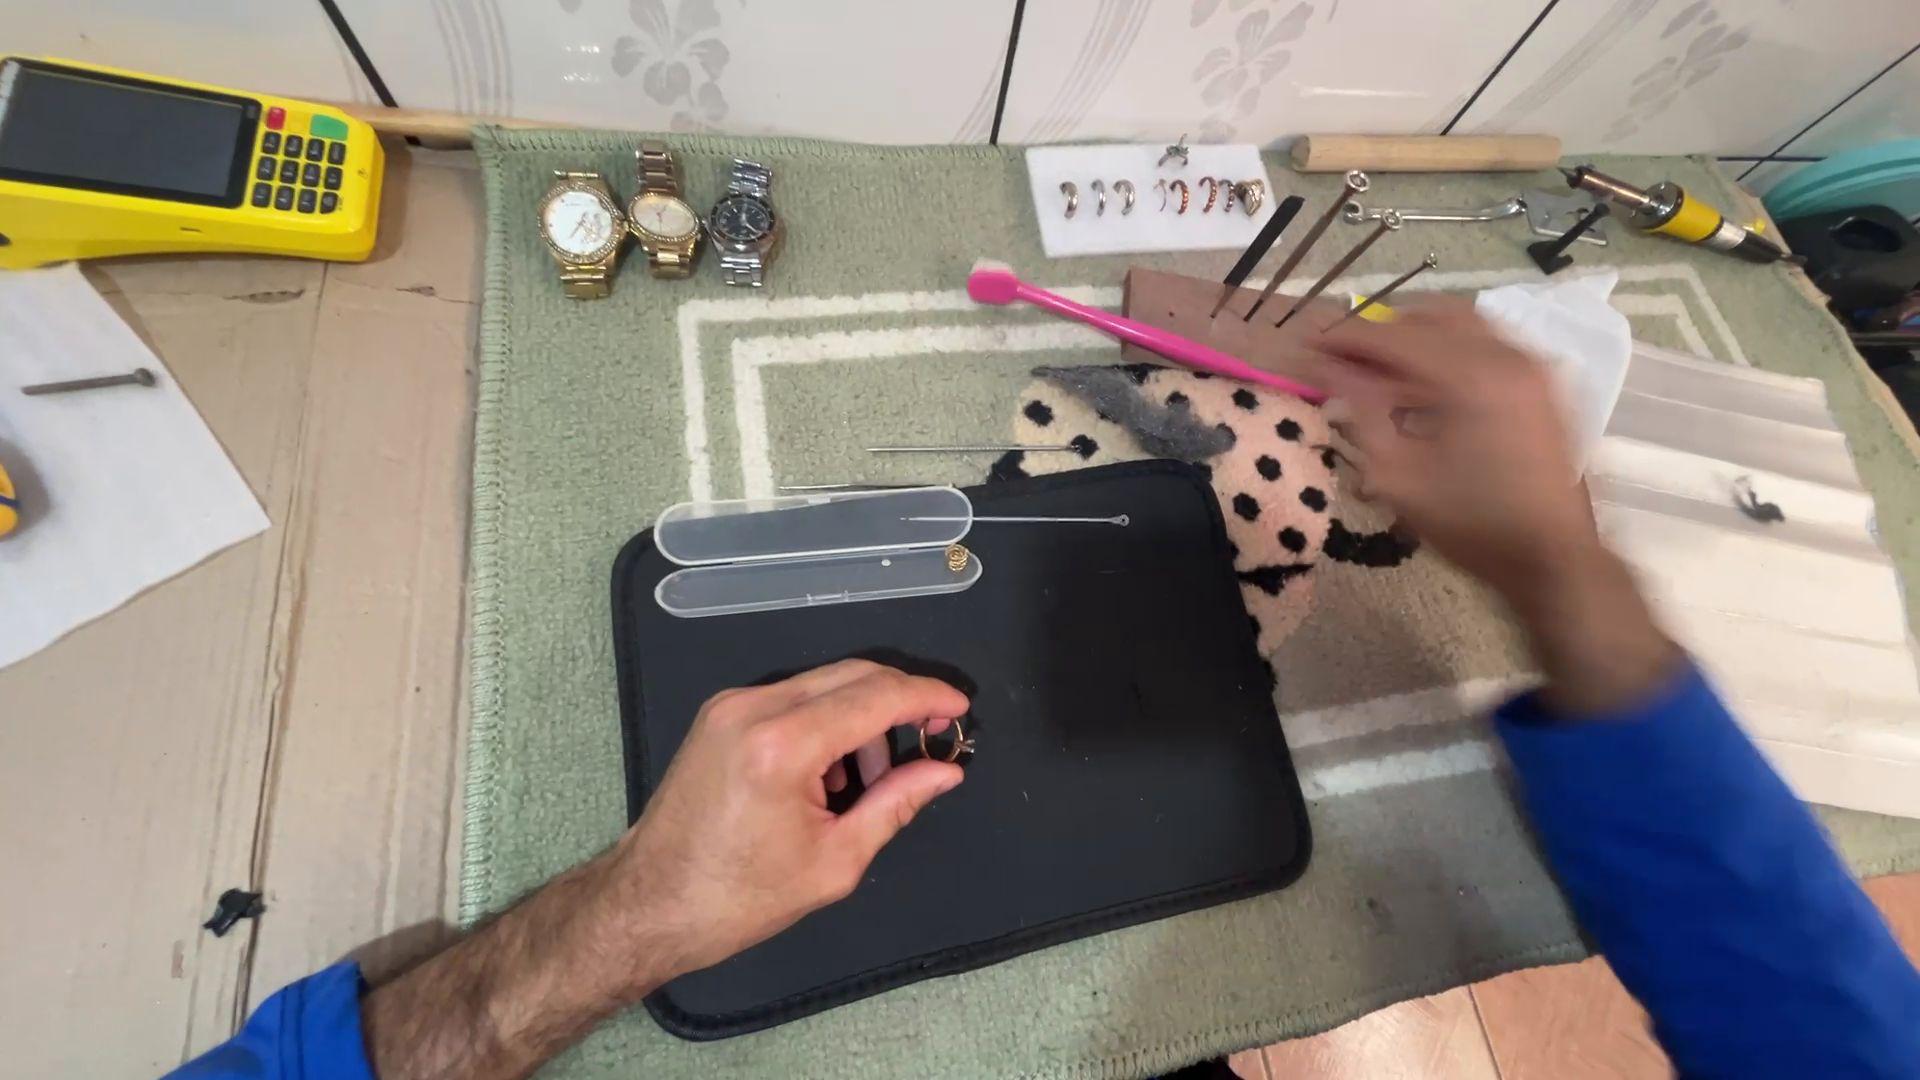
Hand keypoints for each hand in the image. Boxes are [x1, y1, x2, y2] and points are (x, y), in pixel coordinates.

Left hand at [362, 660, 966, 1079]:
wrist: (647, 903)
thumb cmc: (740, 897)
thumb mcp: (834, 862)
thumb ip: (896, 803)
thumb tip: (946, 771)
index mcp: (784, 745)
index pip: (876, 695)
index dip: (927, 696)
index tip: (959, 708)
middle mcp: (757, 705)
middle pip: (855, 672)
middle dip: (902, 698)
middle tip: (931, 736)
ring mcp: (735, 702)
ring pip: (828, 679)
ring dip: (865, 712)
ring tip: (871, 776)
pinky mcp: (724, 709)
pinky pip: (798, 693)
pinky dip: (830, 717)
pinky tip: (834, 766)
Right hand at [1309, 299, 1601, 598]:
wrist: (1548, 555)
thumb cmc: (1466, 521)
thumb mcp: (1397, 474)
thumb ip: (1361, 413)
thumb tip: (1328, 372)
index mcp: (1469, 377)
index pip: (1393, 337)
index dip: (1345, 338)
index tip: (1309, 347)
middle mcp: (1506, 357)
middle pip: (1430, 315)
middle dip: (1380, 329)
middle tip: (1342, 355)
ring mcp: (1531, 367)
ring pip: (1462, 322)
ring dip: (1414, 334)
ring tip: (1377, 365)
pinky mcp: (1540, 384)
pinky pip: (1486, 343)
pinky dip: (1446, 348)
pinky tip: (1421, 382)